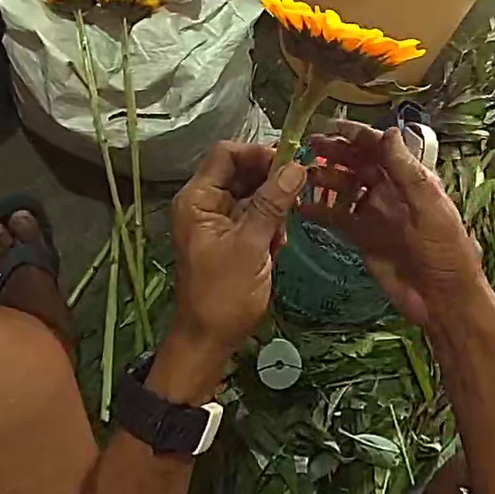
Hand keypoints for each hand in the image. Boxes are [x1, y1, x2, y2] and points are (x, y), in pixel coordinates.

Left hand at [156, 141, 306, 401]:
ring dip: (272, 206)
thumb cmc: (224, 294)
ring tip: (282, 231)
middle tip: (295, 197)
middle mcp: (203, 203)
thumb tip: (296, 166)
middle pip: (240, 171)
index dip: (258, 153)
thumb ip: (272, 204)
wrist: (209, 340)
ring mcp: (216, 220)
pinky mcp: (229, 236)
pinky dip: (268, 224)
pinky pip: (252, 215)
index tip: (290, 164)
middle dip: (269, 182)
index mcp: (197, 199)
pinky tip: (277, 243)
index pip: (226, 154)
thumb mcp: (251, 245)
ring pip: (250, 193)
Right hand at [300, 121, 486, 330]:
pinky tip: (300, 209)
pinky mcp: (362, 237)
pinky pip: (337, 218)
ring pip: (344, 188)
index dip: (353, 135)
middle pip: (357, 163)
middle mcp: (389, 191)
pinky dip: (319, 212)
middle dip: (333, 153)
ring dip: (323, 179)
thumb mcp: (428, 208)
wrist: (443, 301)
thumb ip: (405, 171)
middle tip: (307, 148)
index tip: (327, 127)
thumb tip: (387, 132)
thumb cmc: (445, 252)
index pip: (378, 148)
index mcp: (409, 179)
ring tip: (300, 176)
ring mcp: (374, 214)